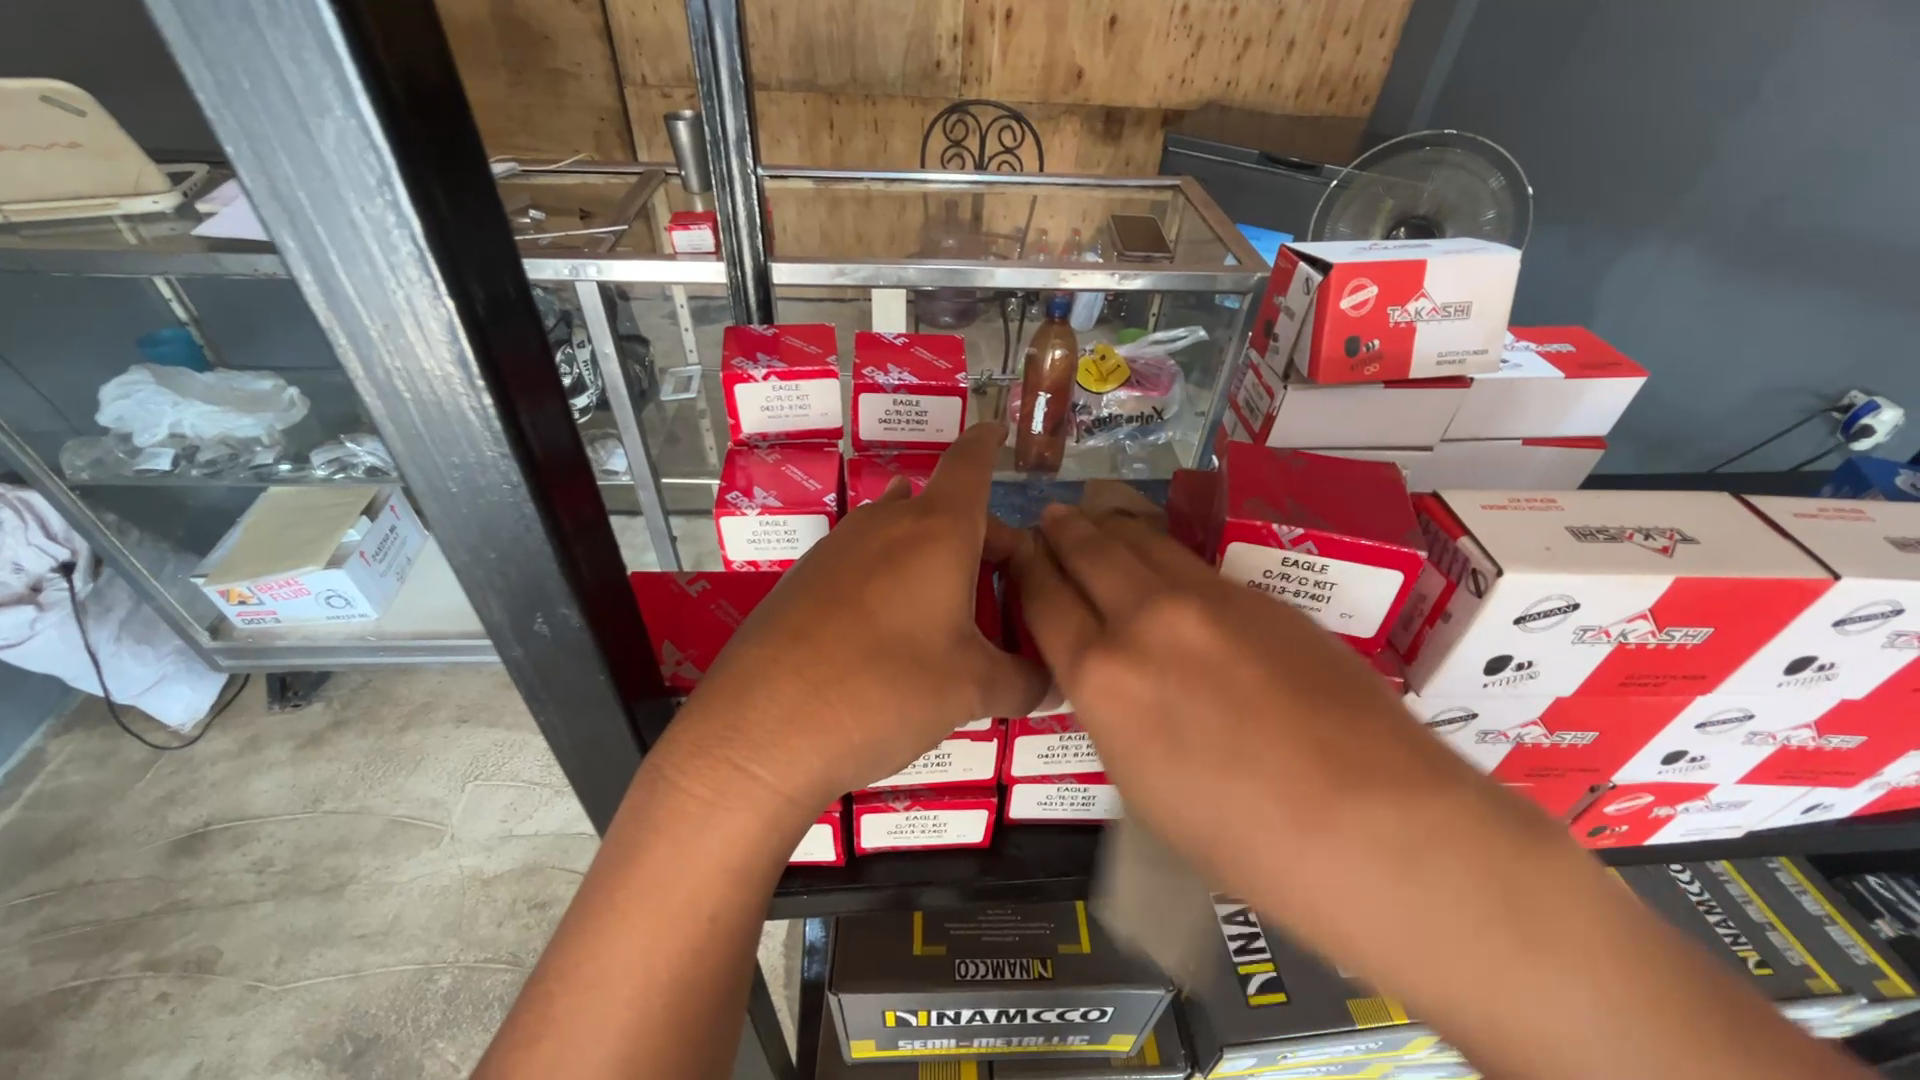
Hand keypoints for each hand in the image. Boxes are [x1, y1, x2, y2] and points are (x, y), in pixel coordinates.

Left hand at [666, 422, 1047, 813]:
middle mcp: (884, 524)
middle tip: (1004, 589)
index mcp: (937, 530)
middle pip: (942, 507)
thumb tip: (1053, 685)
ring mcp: (836, 549)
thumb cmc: (885, 691)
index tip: (1000, 432)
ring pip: (899, 534)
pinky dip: (893, 581)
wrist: (762, 728)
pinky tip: (893, 632)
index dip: (990, 444)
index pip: (970, 463)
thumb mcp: (971, 690)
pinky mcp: (803, 581)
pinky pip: (864, 564)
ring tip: (953, 608)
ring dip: (933, 559)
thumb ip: (1024, 681)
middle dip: (979, 537)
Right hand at [1009, 503, 1491, 890]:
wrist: (1365, 818)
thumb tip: (1110, 677)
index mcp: (1101, 675)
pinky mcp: (1259, 595)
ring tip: (1092, 514)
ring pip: (1142, 540)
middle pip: (1088, 551)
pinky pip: (1192, 560)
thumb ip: (1111, 711)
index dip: (1024, 570)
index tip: (1016, 554)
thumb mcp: (1138, 781)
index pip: (1044, 599)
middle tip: (1048, 518)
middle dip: (1060, 531)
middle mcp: (1143, 619)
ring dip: (1108, 525)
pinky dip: (1160, 547)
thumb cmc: (1237, 836)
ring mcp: (1207, 598)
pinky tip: (1159, 551)